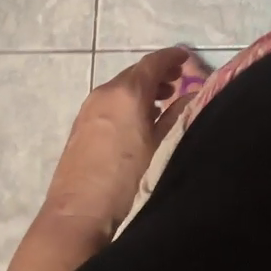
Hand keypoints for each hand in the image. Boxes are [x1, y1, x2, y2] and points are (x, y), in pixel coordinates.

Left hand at [40, 46, 194, 236]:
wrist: (78, 214)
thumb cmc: (126, 179)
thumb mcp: (160, 146)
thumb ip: (177, 115)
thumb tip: (192, 95)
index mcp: (128, 92)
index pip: (154, 62)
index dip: (172, 57)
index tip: (187, 57)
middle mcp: (106, 92)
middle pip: (136, 72)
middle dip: (158, 73)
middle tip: (178, 80)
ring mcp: (89, 107)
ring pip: (122, 86)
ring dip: (143, 87)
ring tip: (162, 100)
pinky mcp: (80, 124)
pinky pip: (110, 100)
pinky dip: (128, 99)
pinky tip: (138, 118)